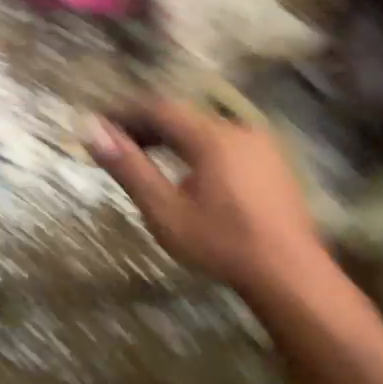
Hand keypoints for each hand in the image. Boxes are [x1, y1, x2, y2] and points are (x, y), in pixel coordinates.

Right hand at [86, 99, 332, 295]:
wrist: (290, 275)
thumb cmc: (220, 243)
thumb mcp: (164, 209)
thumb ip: (129, 167)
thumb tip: (93, 131)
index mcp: (212, 137)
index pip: (158, 108)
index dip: (124, 113)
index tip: (97, 125)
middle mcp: (239, 131)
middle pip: (182, 115)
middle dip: (145, 125)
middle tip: (115, 144)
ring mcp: (261, 146)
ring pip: (203, 129)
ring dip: (169, 137)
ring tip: (144, 157)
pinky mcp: (272, 163)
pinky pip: (223, 142)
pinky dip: (194, 148)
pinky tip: (184, 172)